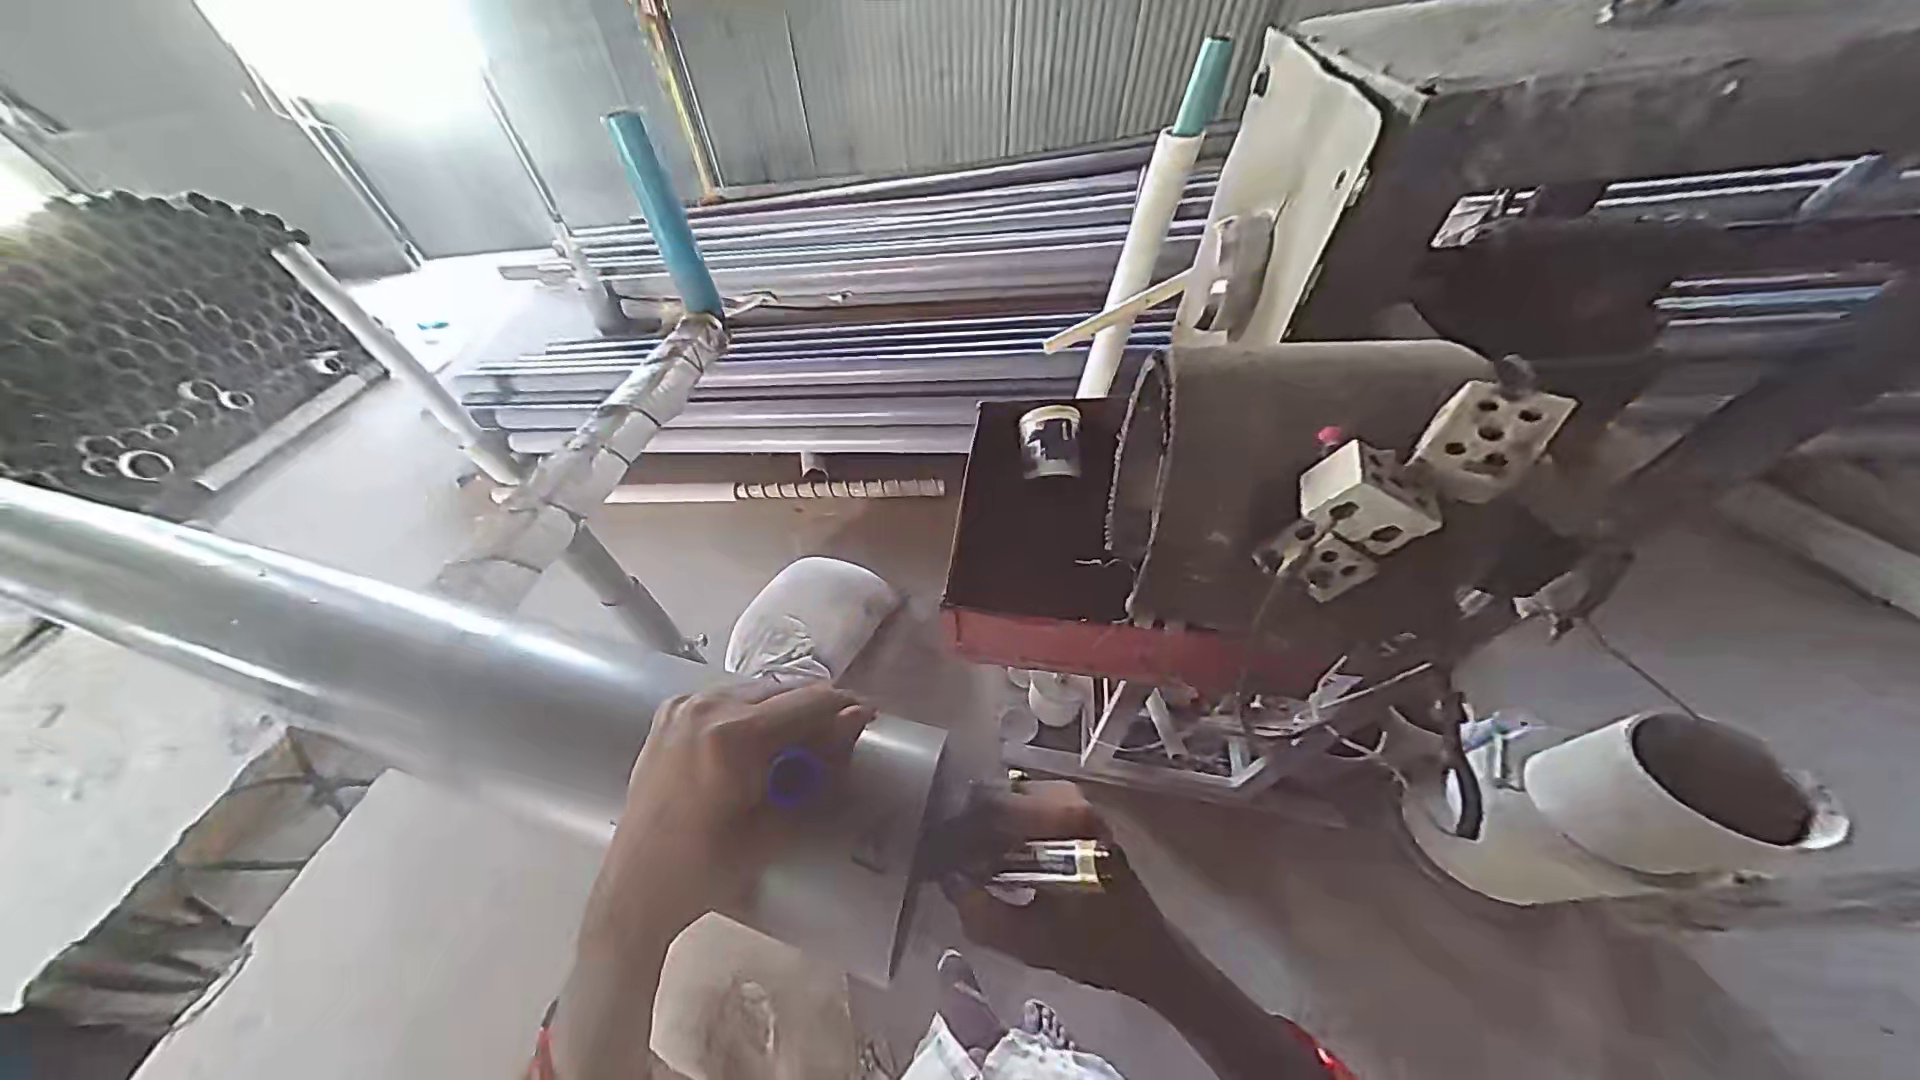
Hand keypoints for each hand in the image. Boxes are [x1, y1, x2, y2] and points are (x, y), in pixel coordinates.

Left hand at [584, 683, 875, 951]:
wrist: (635, 888)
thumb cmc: (709, 867)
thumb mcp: (777, 821)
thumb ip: (822, 765)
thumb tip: (855, 719)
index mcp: (733, 735)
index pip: (809, 702)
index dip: (845, 707)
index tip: (868, 716)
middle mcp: (707, 706)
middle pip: (785, 690)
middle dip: (816, 711)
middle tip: (833, 743)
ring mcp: (685, 705)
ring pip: (759, 690)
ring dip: (785, 711)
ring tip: (796, 747)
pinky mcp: (672, 711)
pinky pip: (729, 697)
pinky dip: (753, 713)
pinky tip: (758, 744)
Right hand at [942, 781, 1181, 997]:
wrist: (1149, 951)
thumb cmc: (1095, 949)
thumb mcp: (1031, 943)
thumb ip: (982, 913)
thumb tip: (948, 878)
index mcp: (1066, 821)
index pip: (993, 807)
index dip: (959, 828)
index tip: (936, 850)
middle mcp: (1070, 797)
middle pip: (999, 797)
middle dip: (969, 825)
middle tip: (949, 856)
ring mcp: (1073, 798)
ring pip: (1007, 798)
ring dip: (984, 825)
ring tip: (968, 858)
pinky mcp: (1073, 806)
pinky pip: (1022, 805)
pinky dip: (1003, 825)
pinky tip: (994, 855)